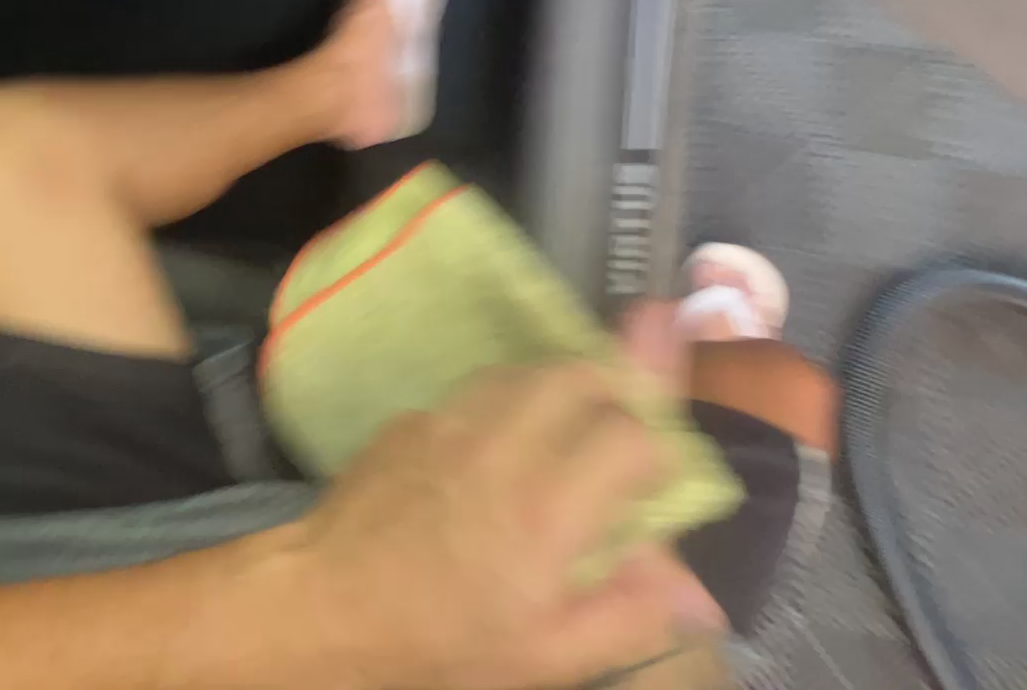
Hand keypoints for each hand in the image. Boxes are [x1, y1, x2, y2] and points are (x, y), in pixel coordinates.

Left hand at [290, 363, 724, 689]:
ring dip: (553, 391)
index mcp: (546, 510)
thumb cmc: (440, 638)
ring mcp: (446, 422)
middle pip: (575, 374)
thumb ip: (629, 613)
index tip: (651, 476)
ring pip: (520, 372)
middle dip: (611, 390)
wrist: (329, 597)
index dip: (656, 446)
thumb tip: (697, 590)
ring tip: (558, 434)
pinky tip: (489, 448)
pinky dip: (498, 406)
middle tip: (614, 432)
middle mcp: (499, 446)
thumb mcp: (548, 655)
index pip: (630, 434)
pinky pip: (469, 393)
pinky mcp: (409, 418)